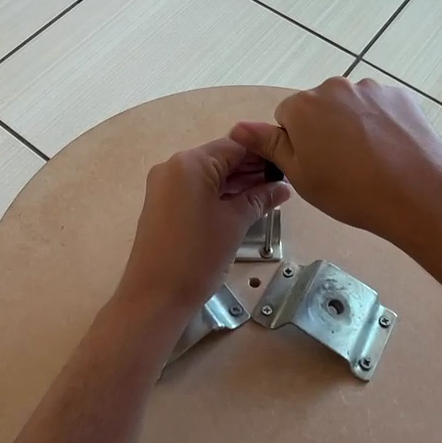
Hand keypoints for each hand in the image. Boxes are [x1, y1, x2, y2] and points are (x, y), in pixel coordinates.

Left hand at [113, 137, 290, 317]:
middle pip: (220, 158)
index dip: (262, 154)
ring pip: (208, 174)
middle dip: (250, 169)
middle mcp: (174, 166)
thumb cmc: (197, 256)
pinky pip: (196, 189)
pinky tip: (243, 203)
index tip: (286, 165)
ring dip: (236, 183)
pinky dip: (219, 194)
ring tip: (268, 195)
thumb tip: (282, 187)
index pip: (235, 145)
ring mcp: (165, 185)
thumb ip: (259, 198)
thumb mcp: (234, 223)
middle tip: (282, 183)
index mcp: (191, 163)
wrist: (155, 297)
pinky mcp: (162, 203)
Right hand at [230, 77, 441, 244]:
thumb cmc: (352, 192)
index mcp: (302, 107)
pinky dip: (381, 123)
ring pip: (350, 106)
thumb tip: (238, 127)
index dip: (297, 144)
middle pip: (319, 107)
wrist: (418, 194)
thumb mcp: (300, 175)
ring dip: (353, 125)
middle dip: (324, 129)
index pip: (286, 118)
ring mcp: (370, 88)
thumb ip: (268, 145)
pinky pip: (380, 106)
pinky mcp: (399, 95)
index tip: (315, 165)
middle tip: (341, 167)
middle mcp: (333, 88)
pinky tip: (390, 151)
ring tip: (370, 162)